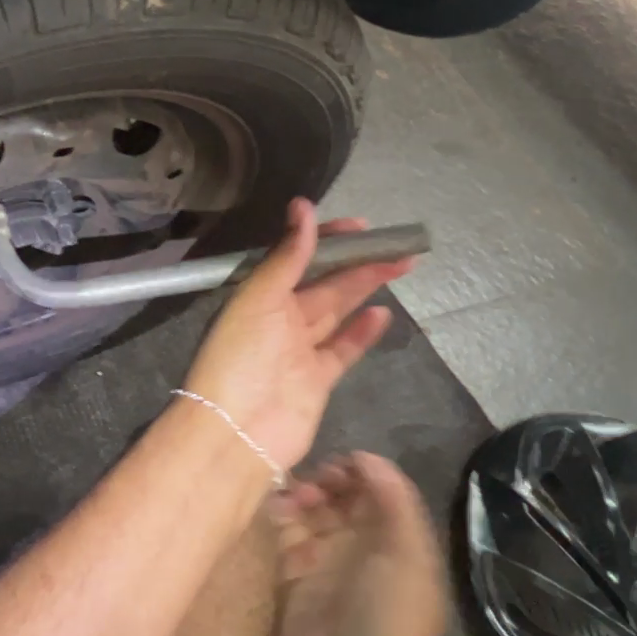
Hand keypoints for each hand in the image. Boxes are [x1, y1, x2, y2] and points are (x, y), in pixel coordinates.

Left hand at [179, 198, 413, 467]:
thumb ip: (286, 256)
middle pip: (321, 282)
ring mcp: (297, 348)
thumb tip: (304, 208)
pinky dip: (361, 331)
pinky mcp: (317, 378)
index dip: (325, 239)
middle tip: (395, 244)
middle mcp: (276, 316)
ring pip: (336, 309)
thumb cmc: (240, 355)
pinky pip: (343, 347)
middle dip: (355, 262)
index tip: (360, 226)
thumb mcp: (258, 298)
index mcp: (256, 294)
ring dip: (363, 288)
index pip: (295, 256)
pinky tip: (382, 312)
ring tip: (399, 266)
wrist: (237, 428)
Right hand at [275, 453, 447, 635]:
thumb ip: (395, 502)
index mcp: (395, 540)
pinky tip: (277, 509)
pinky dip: (278, 511)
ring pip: (310, 505)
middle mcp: (361, 542)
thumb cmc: (387, 613)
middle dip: (325, 479)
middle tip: (313, 485)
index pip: (376, 489)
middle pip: (340, 493)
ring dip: (300, 493)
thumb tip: (367, 454)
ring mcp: (325, 555)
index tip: (340, 463)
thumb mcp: (407, 559)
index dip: (360, 471)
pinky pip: (284, 527)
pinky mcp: (293, 567)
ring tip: (293, 502)